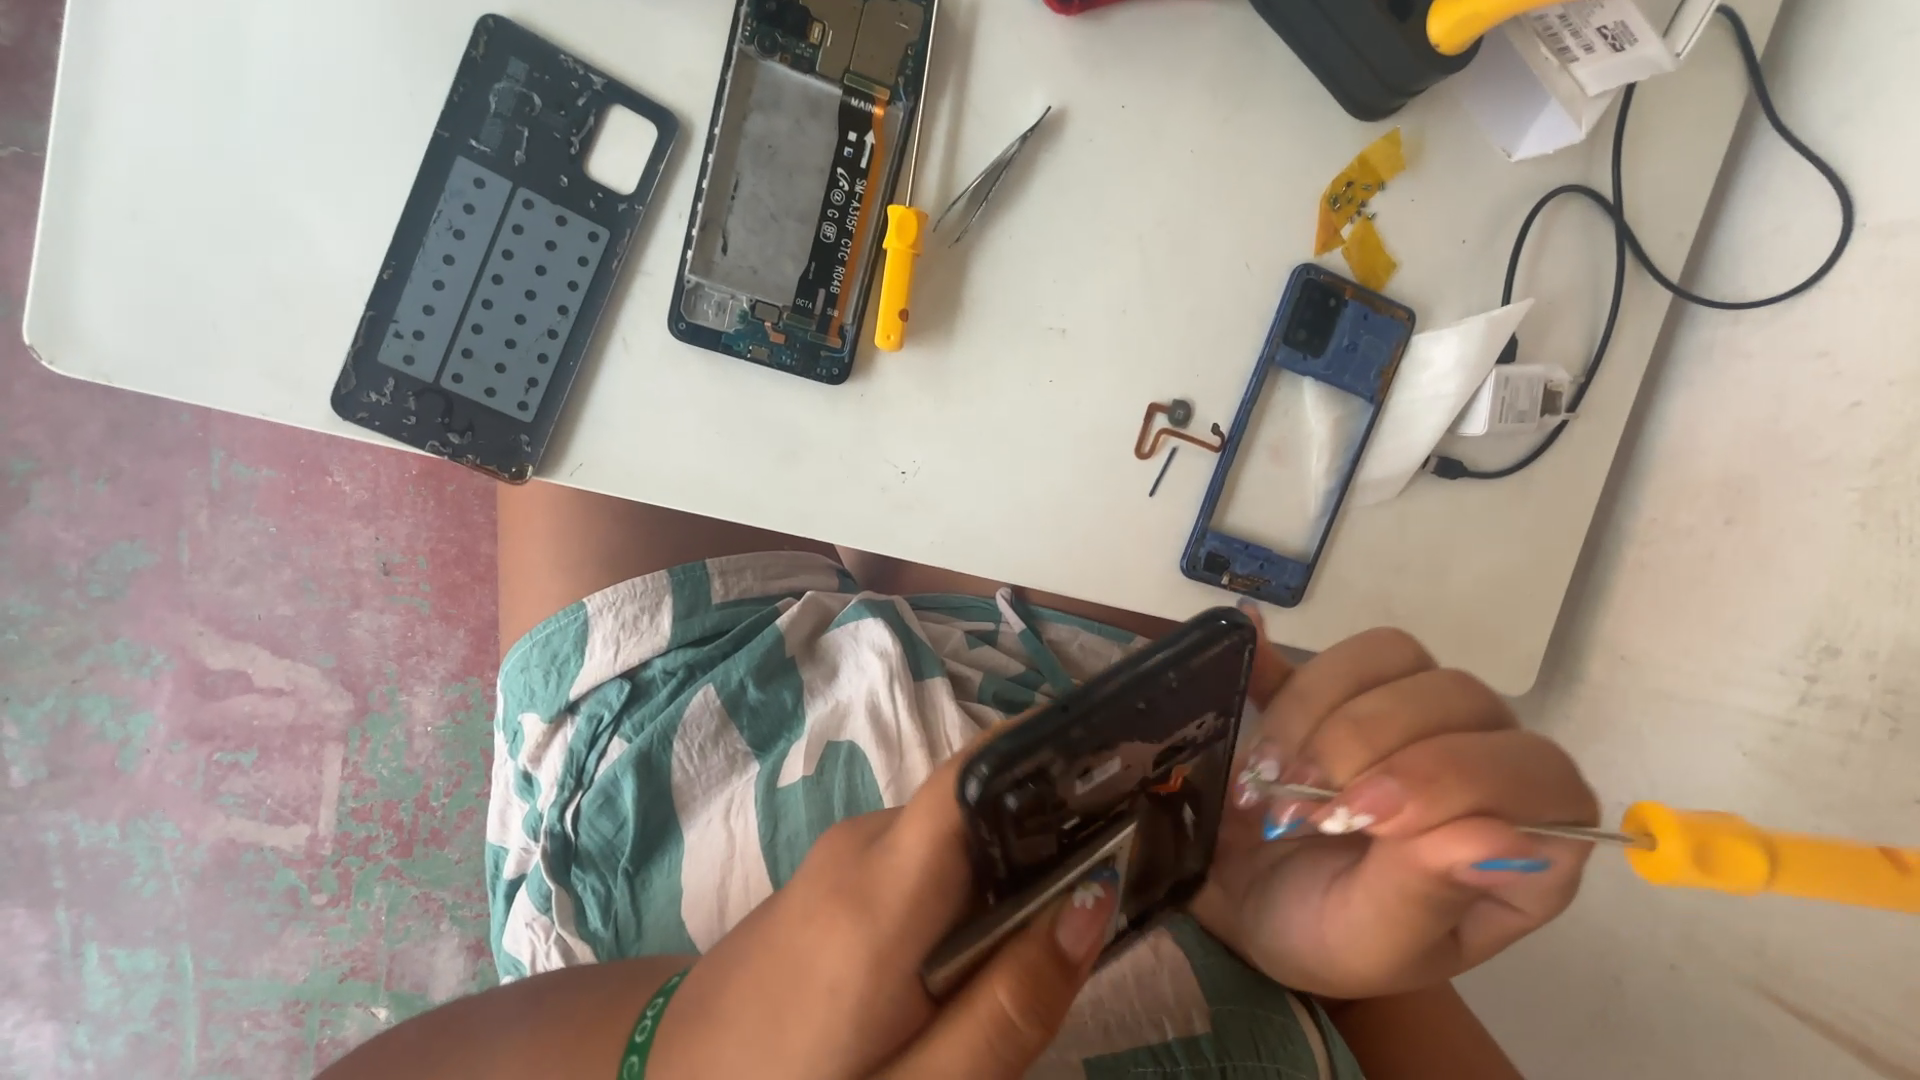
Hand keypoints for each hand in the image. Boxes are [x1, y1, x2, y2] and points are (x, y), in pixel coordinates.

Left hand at [649, 739, 1116, 1078]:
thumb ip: (1008, 1004)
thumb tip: (1094, 902)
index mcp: (885, 887)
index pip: (976, 771)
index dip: (1051, 755)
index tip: (1120, 775)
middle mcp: (863, 843)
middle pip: (978, 811)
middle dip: (1044, 844)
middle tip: (1101, 905)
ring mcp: (840, 853)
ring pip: (952, 842)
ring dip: (1000, 880)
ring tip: (1031, 952)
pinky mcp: (831, 873)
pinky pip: (918, 860)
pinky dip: (957, 893)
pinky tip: (958, 964)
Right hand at [1192, 619, 1598, 999]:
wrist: (1242, 908)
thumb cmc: (1324, 940)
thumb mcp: (1376, 941)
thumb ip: (1429, 893)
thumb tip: (1500, 837)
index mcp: (1522, 840)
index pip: (1538, 772)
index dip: (1455, 777)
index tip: (1364, 814)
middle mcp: (1475, 761)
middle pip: (1456, 696)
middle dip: (1364, 744)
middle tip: (1297, 802)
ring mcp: (1403, 714)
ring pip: (1390, 656)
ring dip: (1315, 709)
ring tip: (1267, 774)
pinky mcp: (1331, 693)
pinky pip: (1315, 651)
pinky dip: (1280, 649)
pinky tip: (1246, 633)